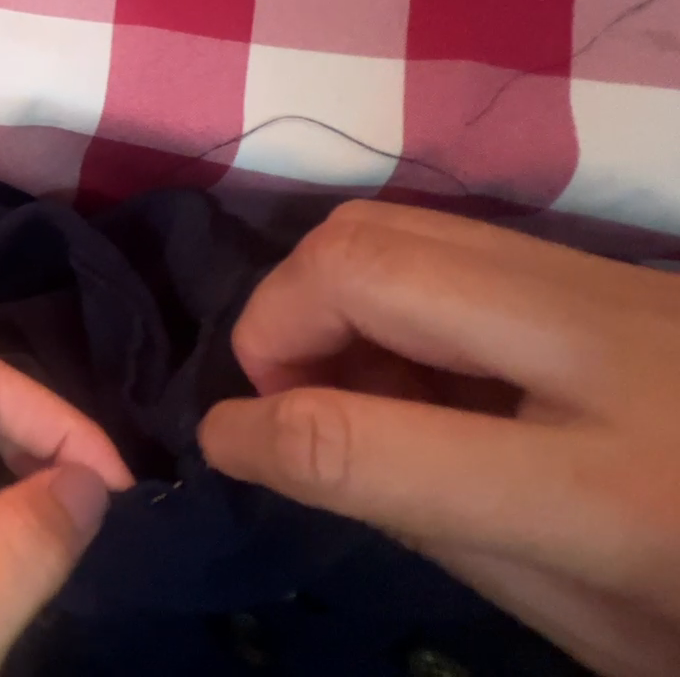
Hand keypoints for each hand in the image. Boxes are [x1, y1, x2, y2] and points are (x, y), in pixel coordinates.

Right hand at [199, 201, 679, 676]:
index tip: (223, 442)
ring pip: (380, 226)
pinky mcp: (610, 260)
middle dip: (274, 321)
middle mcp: (618, 353)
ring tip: (344, 363)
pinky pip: (429, 234)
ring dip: (316, 292)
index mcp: (625, 496)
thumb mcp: (584, 621)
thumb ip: (416, 518)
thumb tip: (282, 435)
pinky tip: (411, 349)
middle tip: (286, 385)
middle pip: (359, 267)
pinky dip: (370, 284)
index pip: (361, 440)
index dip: (254, 434)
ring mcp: (622, 285)